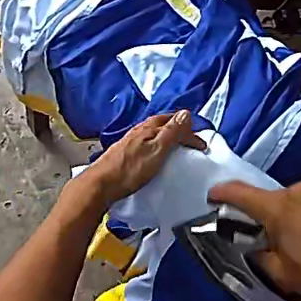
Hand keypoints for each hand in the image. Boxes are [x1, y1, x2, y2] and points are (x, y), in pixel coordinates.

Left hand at [80, 110, 202, 205]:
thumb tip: (186, 114)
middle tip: (190, 138)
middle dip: (178, 127)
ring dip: (167, 135)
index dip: (191, 132)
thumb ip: (172, 132)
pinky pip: (146, 142)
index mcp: (149, 128)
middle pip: (163, 123)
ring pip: (153, 132)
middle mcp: (138, 131)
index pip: (175, 122)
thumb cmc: (129, 170)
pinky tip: (155, 154)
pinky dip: (156, 144)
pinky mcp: (124, 153)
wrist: (100, 186)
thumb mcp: (157, 151)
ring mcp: (130, 141)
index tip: (201, 145)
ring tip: (176, 145)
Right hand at [206, 180, 300, 300]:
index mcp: (280, 207)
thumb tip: (260, 248)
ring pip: (300, 203)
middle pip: (274, 200)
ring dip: (296, 218)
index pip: (241, 193)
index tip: (213, 195)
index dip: (223, 194)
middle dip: (269, 217)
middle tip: (271, 241)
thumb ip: (264, 257)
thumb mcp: (284, 275)